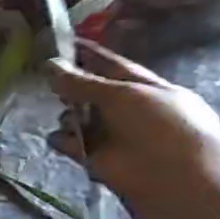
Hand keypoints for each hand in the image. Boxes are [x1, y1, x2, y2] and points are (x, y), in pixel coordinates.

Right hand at [47, 40, 219, 196]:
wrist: (170, 177)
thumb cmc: (160, 127)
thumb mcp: (124, 94)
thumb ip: (82, 81)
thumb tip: (49, 64)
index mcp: (146, 89)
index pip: (111, 65)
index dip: (88, 54)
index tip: (60, 41)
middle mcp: (126, 109)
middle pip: (87, 91)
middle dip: (70, 87)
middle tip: (53, 85)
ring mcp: (108, 132)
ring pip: (72, 115)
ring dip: (69, 116)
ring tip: (74, 123)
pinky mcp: (91, 153)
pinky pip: (65, 139)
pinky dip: (65, 139)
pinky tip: (71, 141)